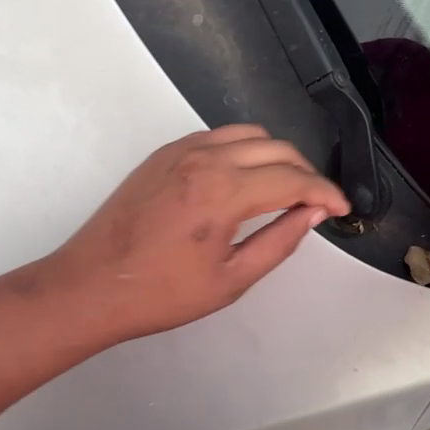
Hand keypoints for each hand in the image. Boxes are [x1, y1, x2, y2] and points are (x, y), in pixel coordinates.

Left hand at [23, 125, 350, 347]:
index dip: (324, 192)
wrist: (88, 286)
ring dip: (276, 155)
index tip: (341, 208)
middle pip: (277, 148)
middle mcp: (207, 157)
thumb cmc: (159, 294)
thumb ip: (279, 242)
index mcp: (224, 191)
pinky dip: (244, 150)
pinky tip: (244, 179)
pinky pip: (220, 136)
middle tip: (316, 202)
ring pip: (250, 135)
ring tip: (284, 188)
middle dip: (306, 172)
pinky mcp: (165, 152)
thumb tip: (312, 214)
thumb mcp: (229, 281)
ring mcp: (183, 149)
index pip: (292, 178)